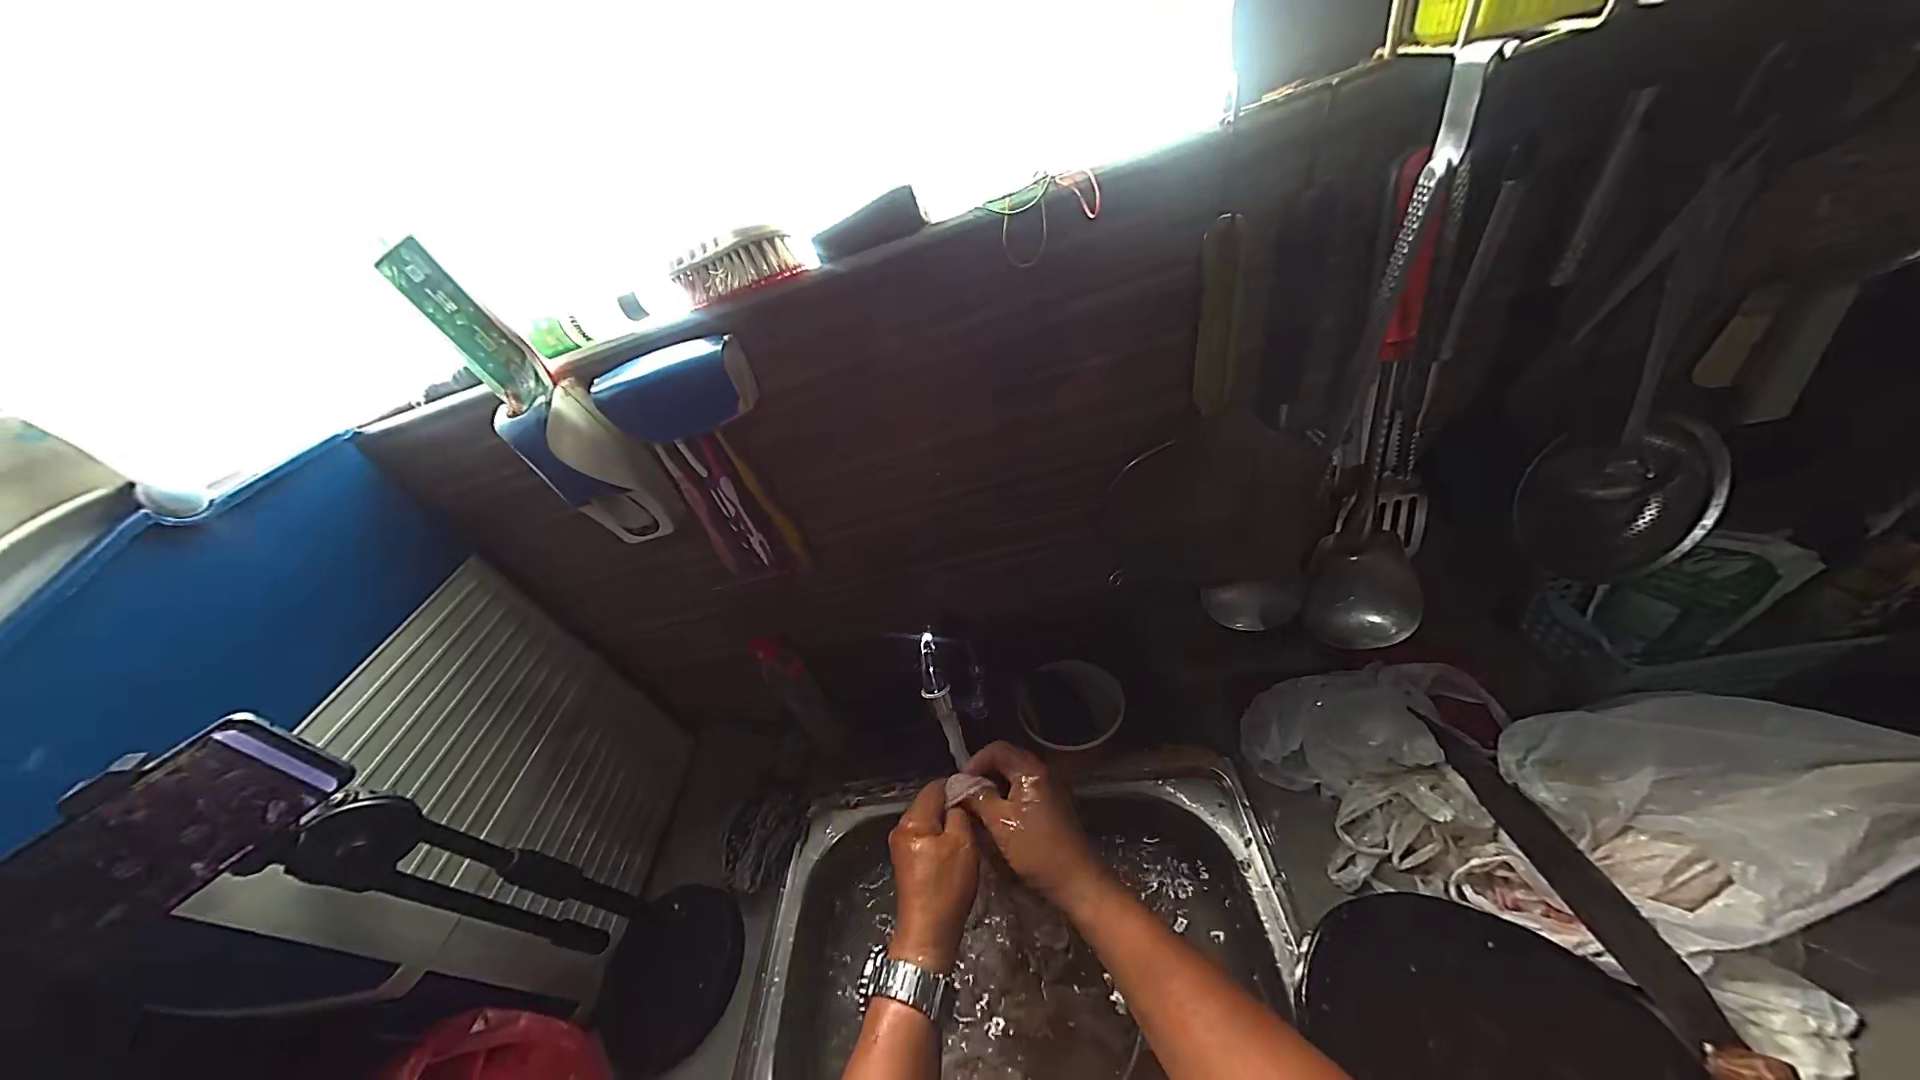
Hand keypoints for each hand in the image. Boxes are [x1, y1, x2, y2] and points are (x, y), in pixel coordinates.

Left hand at [888, 780, 979, 972]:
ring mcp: (901, 846)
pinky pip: (925, 837)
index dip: (957, 787)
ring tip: (969, 833)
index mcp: (912, 821)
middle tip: (975, 815)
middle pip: (929, 803)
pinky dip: (940, 839)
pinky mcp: (906, 862)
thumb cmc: (946, 888)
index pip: (934, 787)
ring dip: (947, 824)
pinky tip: (955, 850)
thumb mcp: (962, 844)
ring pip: (928, 821)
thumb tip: (958, 801)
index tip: (977, 795)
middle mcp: (901, 828)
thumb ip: (960, 814)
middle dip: (951, 806)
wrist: (927, 934)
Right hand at [958, 742, 1108, 907]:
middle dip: (981, 777)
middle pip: (1004, 762)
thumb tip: (959, 785)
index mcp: (1031, 770)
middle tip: (964, 796)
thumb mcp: (1000, 823)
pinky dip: (1004, 800)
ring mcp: (1047, 789)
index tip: (959, 784)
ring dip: (991, 790)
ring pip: (1011, 780)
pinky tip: (993, 819)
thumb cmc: (1036, 849)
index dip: (974, 762)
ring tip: (974, 809)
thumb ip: (978, 798)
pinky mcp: (1048, 806)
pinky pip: (1020, 793)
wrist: (1076, 880)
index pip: (996, 750)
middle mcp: (1041, 773)